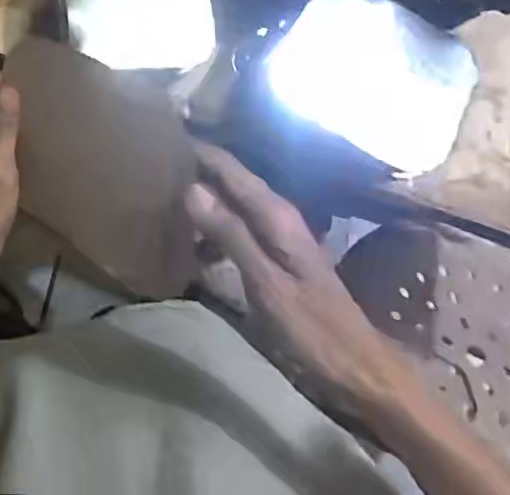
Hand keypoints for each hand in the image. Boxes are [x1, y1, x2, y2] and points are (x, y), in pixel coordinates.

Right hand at [184, 141, 417, 417]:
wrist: (360, 372)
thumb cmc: (313, 329)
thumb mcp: (267, 284)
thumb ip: (231, 234)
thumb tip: (190, 187)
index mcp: (274, 212)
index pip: (227, 165)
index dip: (196, 149)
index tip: (160, 137)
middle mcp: (274, 214)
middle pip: (227, 180)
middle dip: (192, 170)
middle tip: (150, 168)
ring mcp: (274, 235)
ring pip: (228, 204)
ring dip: (198, 202)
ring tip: (159, 201)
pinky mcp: (272, 257)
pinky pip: (233, 230)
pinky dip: (209, 231)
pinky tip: (188, 245)